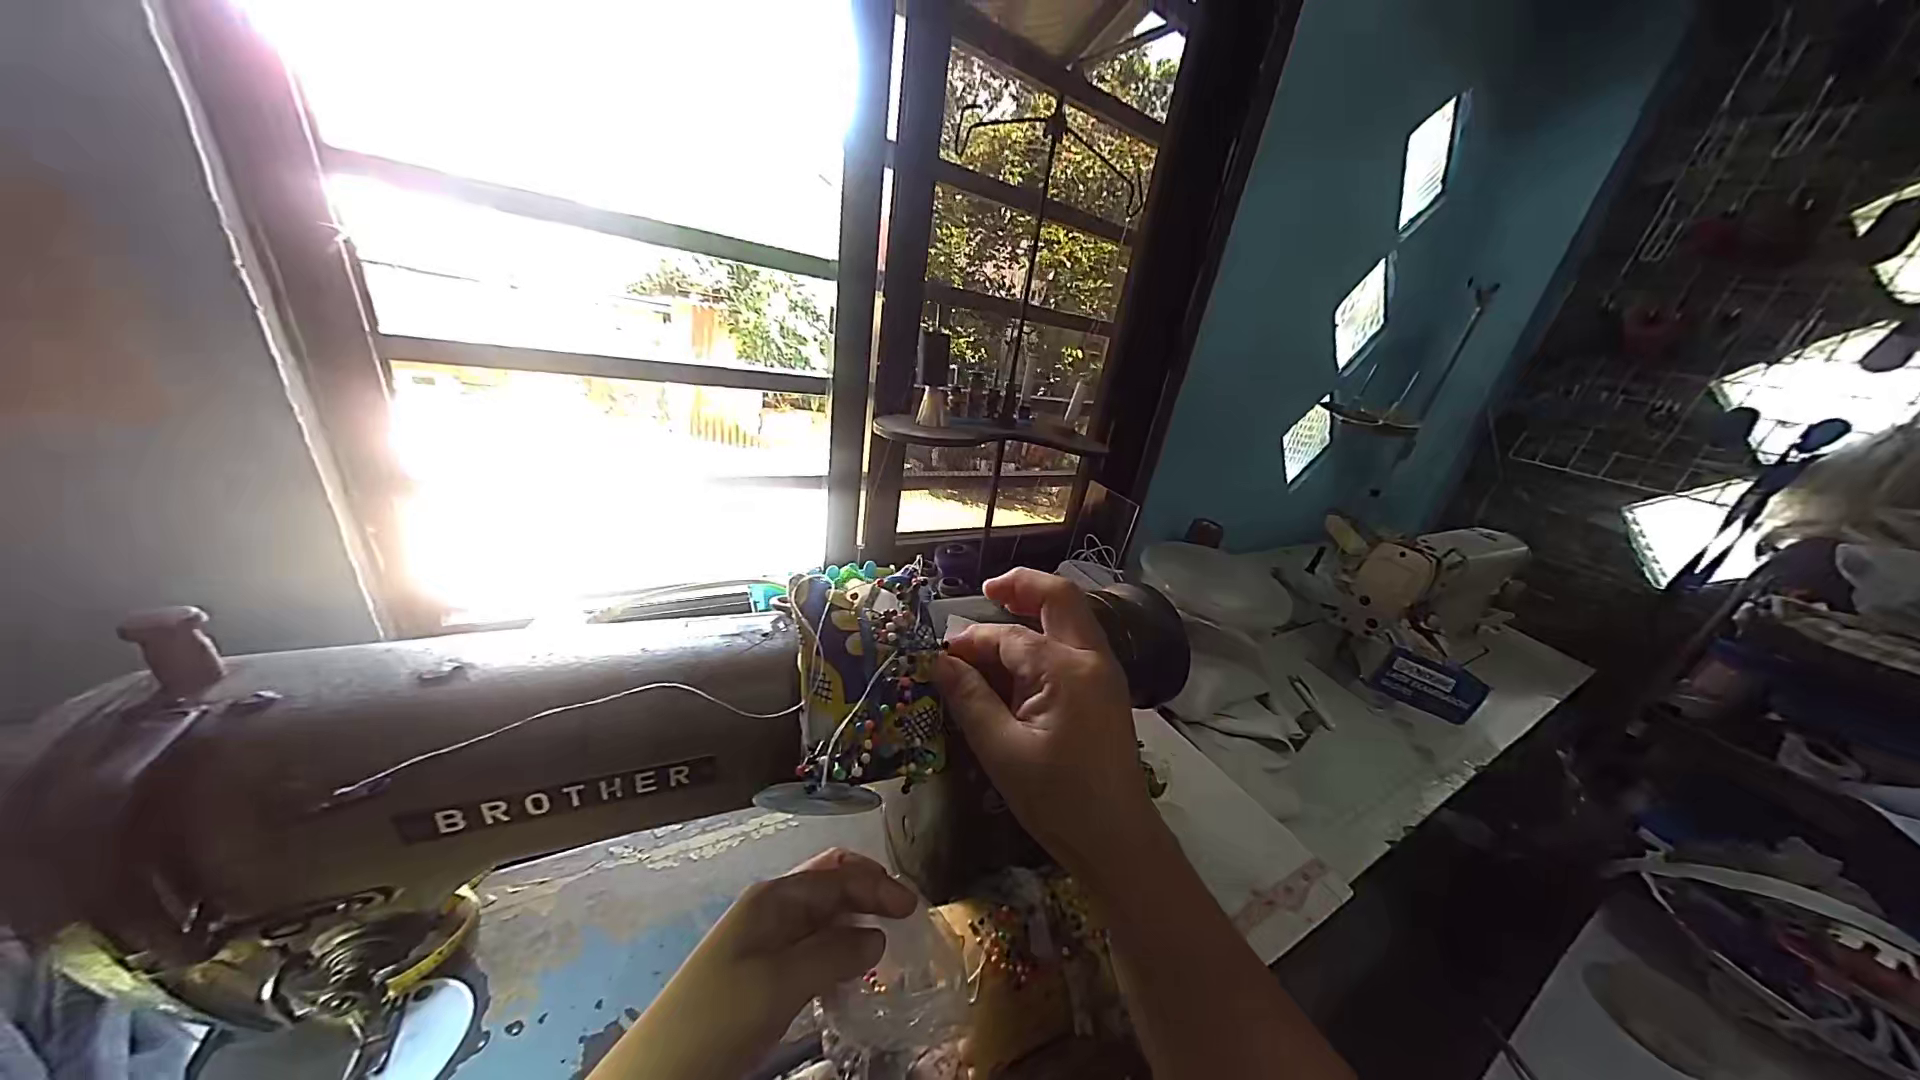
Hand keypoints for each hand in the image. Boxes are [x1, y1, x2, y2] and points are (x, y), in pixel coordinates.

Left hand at [590, 848, 915, 1079]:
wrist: (659, 1073)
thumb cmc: (718, 1016)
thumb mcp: (780, 983)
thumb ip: (833, 953)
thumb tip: (877, 935)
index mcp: (775, 898)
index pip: (837, 874)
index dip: (878, 884)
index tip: (912, 909)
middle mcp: (774, 910)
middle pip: (832, 887)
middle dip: (870, 893)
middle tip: (904, 917)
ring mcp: (769, 941)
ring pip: (825, 919)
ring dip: (858, 923)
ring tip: (887, 945)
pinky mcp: (767, 973)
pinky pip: (814, 949)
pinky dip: (840, 952)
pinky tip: (854, 974)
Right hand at [931, 569, 1155, 878]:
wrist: (1119, 840)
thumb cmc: (1058, 799)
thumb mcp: (1001, 750)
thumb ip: (969, 699)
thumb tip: (937, 662)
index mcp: (1066, 670)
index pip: (1008, 637)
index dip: (970, 641)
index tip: (940, 656)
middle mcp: (1091, 658)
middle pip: (1060, 597)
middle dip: (1022, 586)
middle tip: (986, 590)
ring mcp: (1104, 672)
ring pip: (1071, 617)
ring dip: (1036, 608)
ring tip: (998, 611)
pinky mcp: (1105, 689)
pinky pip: (1074, 644)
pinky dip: (1046, 637)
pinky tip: (1019, 658)